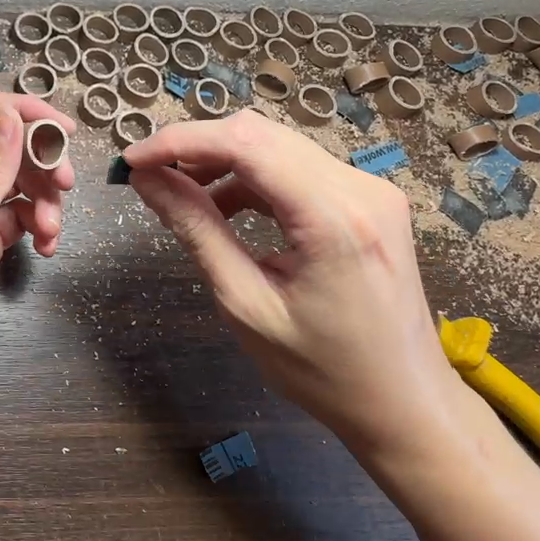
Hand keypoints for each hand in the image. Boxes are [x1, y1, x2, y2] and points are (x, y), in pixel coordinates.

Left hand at [0, 91, 76, 410]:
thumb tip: (9, 114)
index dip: (24, 112)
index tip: (66, 131)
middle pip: (6, 144)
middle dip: (41, 161)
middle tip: (66, 187)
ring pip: (17, 181)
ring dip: (44, 199)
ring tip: (50, 232)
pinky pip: (18, 215)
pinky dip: (37, 225)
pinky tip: (47, 248)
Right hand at [124, 110, 457, 448]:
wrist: (408, 406)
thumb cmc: (324, 370)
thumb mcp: (245, 303)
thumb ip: (195, 230)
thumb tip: (146, 179)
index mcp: (333, 217)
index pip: (244, 143)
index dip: (179, 142)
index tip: (131, 162)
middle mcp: (358, 187)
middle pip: (258, 134)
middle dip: (194, 146)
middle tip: (148, 176)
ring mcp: (369, 189)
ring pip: (274, 144)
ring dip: (219, 159)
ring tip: (180, 193)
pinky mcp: (367, 199)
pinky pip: (295, 166)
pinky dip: (249, 176)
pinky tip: (223, 206)